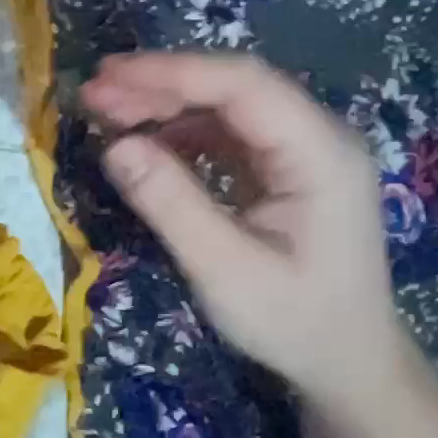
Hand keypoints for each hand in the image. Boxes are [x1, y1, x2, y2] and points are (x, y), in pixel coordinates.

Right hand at [81, 53, 415, 405]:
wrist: (346, 363)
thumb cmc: (293, 322)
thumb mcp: (224, 269)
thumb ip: (170, 204)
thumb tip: (114, 147)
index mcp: (320, 154)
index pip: (243, 86)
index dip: (171, 74)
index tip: (107, 78)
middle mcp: (316, 138)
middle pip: (233, 88)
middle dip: (159, 85)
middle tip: (91, 94)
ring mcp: (300, 153)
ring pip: (225, 108)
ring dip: (164, 106)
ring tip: (105, 114)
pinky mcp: (281, 171)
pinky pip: (226, 136)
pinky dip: (179, 134)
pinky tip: (143, 144)